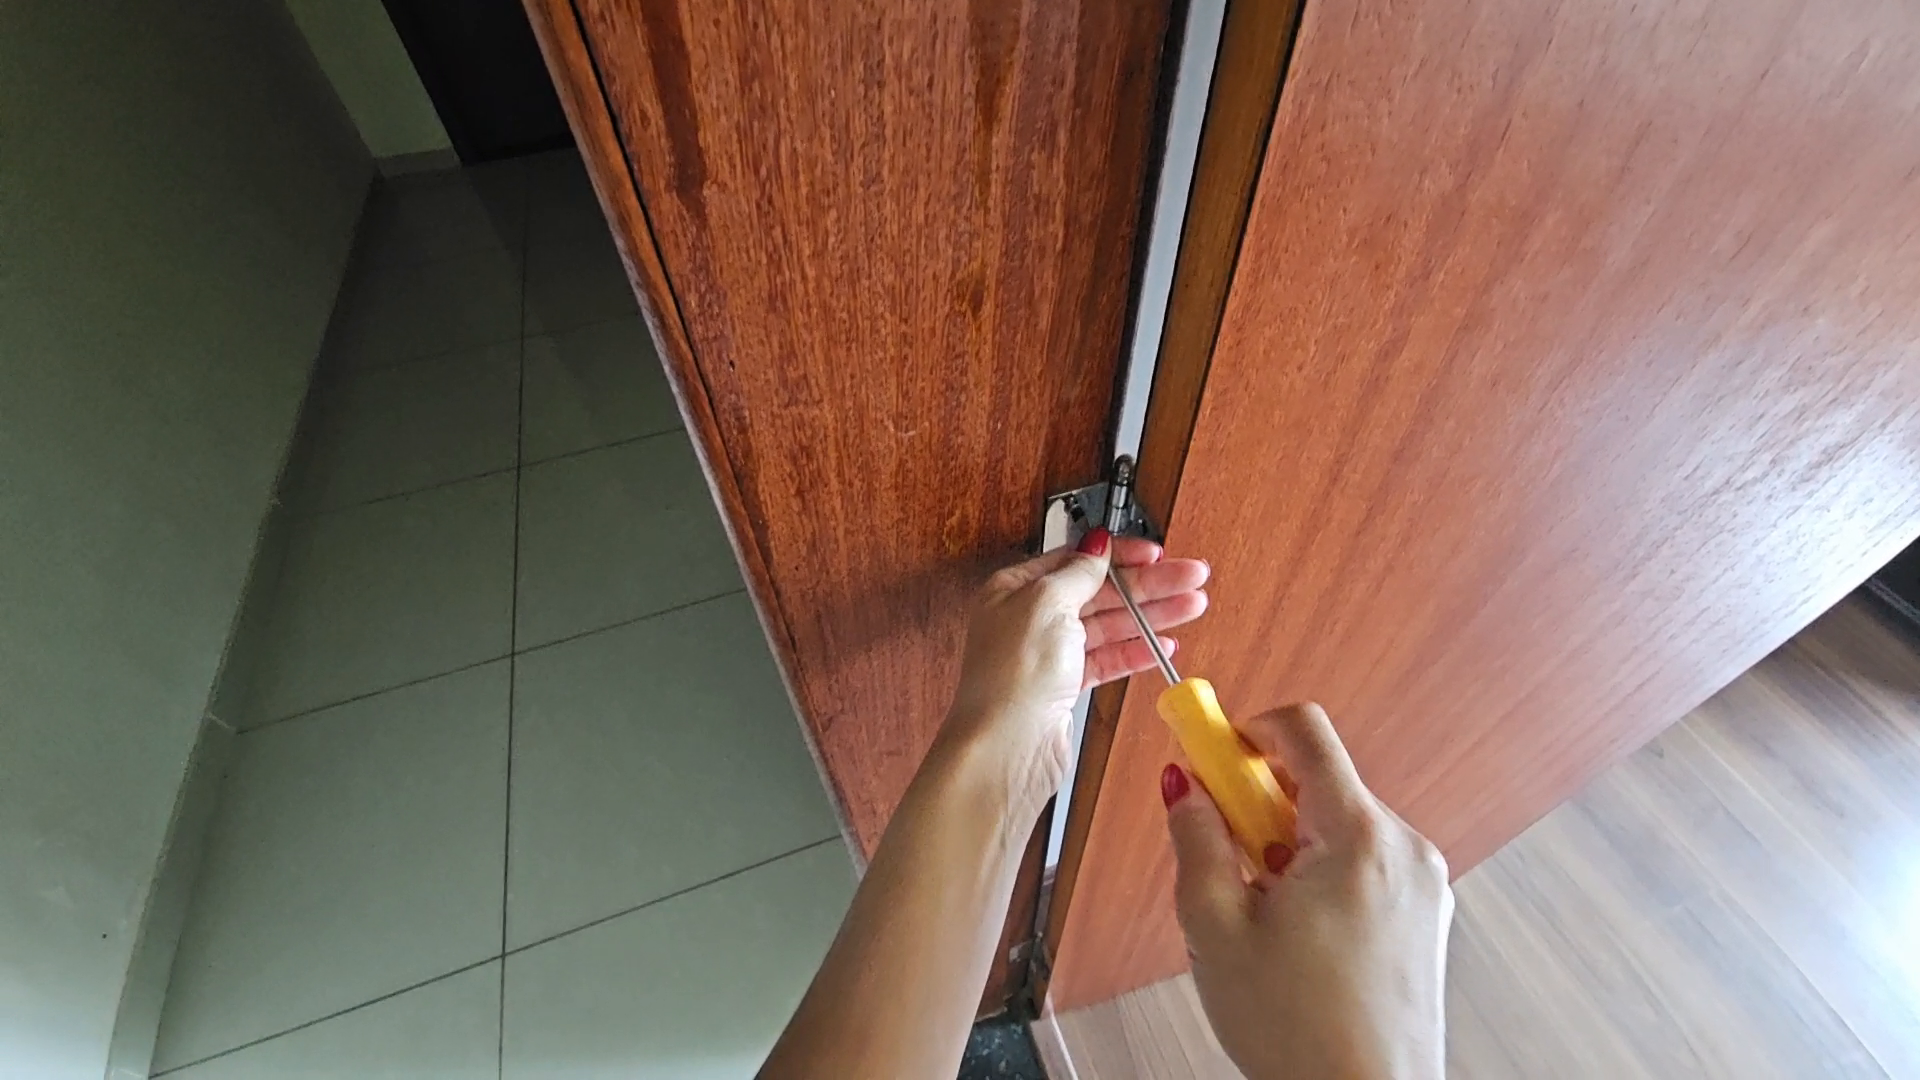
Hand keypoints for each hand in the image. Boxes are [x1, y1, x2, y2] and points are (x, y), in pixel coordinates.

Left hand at [936, 529, 1209, 819]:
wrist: (1007, 746)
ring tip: (1192, 606)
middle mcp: (1030, 618)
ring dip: (1151, 616)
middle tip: (1191, 577)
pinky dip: (1136, 651)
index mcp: (1016, 588)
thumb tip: (1096, 544)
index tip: (1156, 554)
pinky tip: (1163, 645)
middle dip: (1148, 585)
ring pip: (1109, 626)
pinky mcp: (1064, 686)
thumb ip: (1079, 572)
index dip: (1119, 555)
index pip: (1076, 560)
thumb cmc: (1012, 675)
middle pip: (1099, 592)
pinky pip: (1107, 660)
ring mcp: (1049, 653)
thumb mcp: (1047, 603)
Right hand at [1164, 703, 1451, 1079]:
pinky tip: (1291, 917)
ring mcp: (1420, 881)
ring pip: (1332, 814)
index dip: (1247, 729)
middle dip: (1254, 794)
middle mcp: (1402, 849)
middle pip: (1315, 774)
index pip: (1305, 731)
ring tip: (1256, 898)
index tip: (1208, 748)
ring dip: (1281, 833)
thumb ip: (1195, 835)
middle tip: (1218, 838)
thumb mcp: (1215, 923)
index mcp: (1358, 840)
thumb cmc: (1300, 1035)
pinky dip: (1313, 860)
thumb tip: (1184, 784)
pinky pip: (1357, 851)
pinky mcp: (1422, 910)